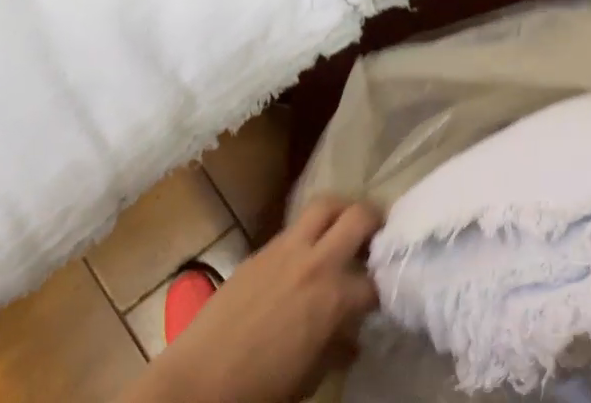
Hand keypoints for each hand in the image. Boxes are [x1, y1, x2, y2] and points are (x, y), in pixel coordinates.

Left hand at [123, 197, 381, 402]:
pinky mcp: (261, 250)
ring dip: (343, 211)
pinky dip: (311, 230)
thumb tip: (352, 336)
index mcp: (336, 298)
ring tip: (347, 227)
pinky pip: (295, 226)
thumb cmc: (261, 386)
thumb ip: (337, 345)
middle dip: (377, 221)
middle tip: (380, 234)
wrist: (199, 381)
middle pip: (359, 216)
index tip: (391, 288)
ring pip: (326, 204)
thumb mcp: (312, 374)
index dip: (389, 284)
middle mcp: (317, 262)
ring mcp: (286, 249)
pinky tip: (309, 251)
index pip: (379, 280)